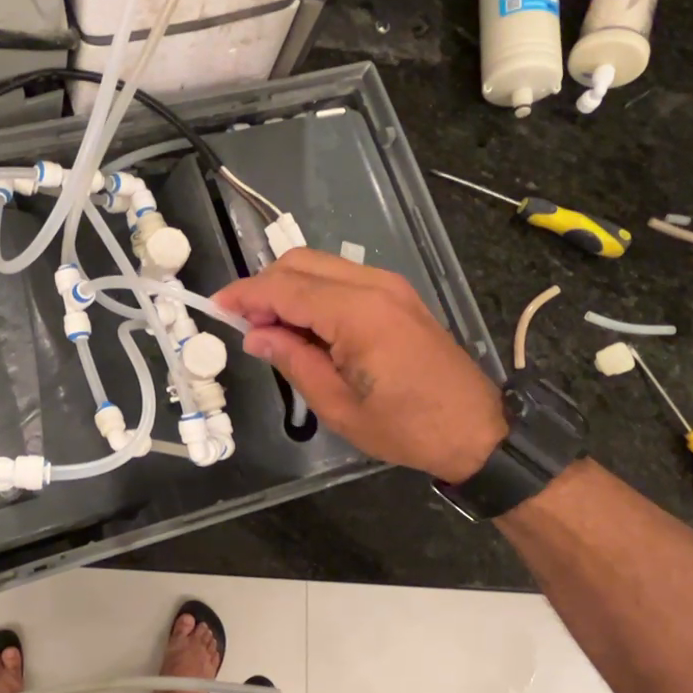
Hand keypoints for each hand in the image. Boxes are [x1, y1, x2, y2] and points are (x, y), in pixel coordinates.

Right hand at [214, 248, 505, 482]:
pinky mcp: (398, 296)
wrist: (477, 429)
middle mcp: (374, 286)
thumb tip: (255, 336)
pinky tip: (305, 327)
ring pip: (320, 265)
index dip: (246, 295)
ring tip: (272, 330)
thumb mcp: (338, 405)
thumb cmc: (405, 427)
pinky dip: (314, 293)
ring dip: (288, 288)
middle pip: (300, 262)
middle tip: (245, 325)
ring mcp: (390, 286)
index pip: (285, 288)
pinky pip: (342, 279)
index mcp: (357, 313)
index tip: (216, 308)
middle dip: (264, 286)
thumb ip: (293, 361)